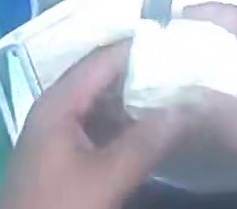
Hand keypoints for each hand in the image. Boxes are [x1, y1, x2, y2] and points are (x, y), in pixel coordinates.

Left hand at [0, 41, 188, 208]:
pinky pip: (94, 125)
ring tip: (171, 96)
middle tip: (179, 72)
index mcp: (58, 99)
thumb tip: (183, 108)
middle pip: (99, 78)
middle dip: (137, 75)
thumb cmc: (59, 207)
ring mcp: (55, 131)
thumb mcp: (105, 178)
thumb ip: (143, 143)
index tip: (172, 44)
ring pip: (98, 103)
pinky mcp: (60, 154)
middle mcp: (54, 105)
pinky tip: (147, 131)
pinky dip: (120, 124)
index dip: (135, 50)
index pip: (100, 60)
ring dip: (131, 101)